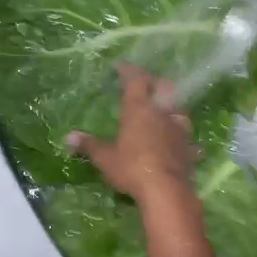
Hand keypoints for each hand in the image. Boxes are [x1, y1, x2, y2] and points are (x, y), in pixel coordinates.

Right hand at [68, 65, 194, 204]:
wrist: (166, 190)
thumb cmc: (131, 168)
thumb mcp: (104, 158)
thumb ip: (88, 145)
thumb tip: (68, 137)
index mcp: (139, 109)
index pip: (135, 80)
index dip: (128, 70)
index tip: (120, 66)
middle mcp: (162, 113)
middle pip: (164, 87)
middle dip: (154, 82)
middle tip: (144, 84)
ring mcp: (179, 129)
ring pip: (179, 108)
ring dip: (171, 105)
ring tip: (163, 109)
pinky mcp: (188, 148)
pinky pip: (186, 136)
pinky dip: (180, 135)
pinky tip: (177, 142)